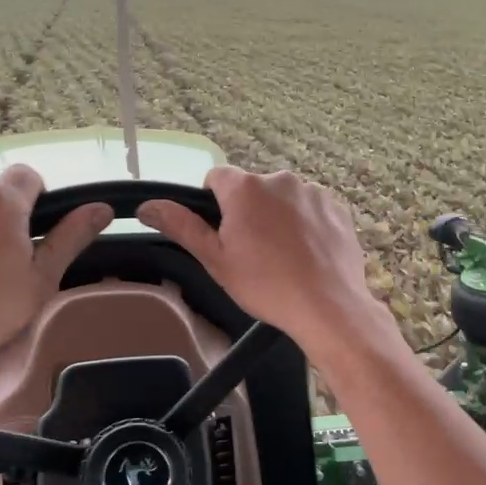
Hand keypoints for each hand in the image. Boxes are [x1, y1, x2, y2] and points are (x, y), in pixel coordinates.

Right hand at [136, 167, 395, 362]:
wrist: (328, 306)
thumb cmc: (266, 285)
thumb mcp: (216, 260)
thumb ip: (182, 226)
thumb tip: (147, 206)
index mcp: (245, 188)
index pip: (216, 178)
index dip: (213, 204)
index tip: (223, 235)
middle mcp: (280, 179)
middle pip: (253, 189)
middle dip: (249, 213)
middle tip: (253, 254)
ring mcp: (314, 192)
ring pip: (284, 199)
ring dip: (279, 218)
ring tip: (284, 259)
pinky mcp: (338, 208)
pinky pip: (312, 210)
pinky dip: (307, 226)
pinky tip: (308, 256)